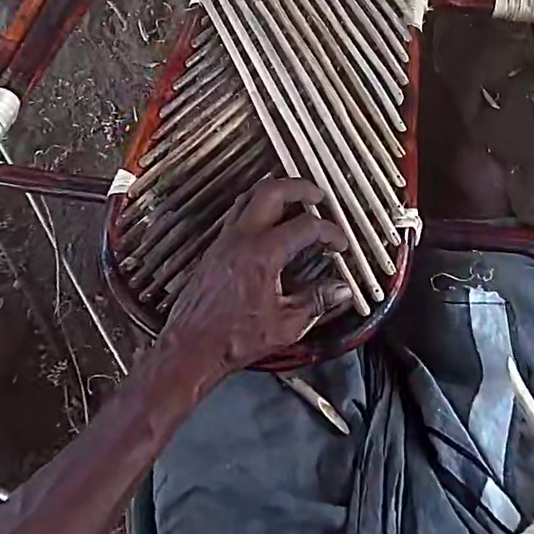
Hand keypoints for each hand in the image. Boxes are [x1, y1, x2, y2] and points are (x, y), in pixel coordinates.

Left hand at [158, 178, 350, 380]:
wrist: (192, 345)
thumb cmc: (234, 339)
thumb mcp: (286, 325)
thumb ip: (316, 301)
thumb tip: (340, 290)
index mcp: (262, 254)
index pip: (305, 226)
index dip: (330, 232)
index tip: (340, 244)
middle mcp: (241, 238)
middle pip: (272, 191)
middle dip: (300, 187)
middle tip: (318, 196)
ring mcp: (224, 240)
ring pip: (249, 196)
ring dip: (275, 192)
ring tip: (295, 201)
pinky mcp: (215, 248)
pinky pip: (237, 213)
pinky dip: (256, 207)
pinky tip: (268, 222)